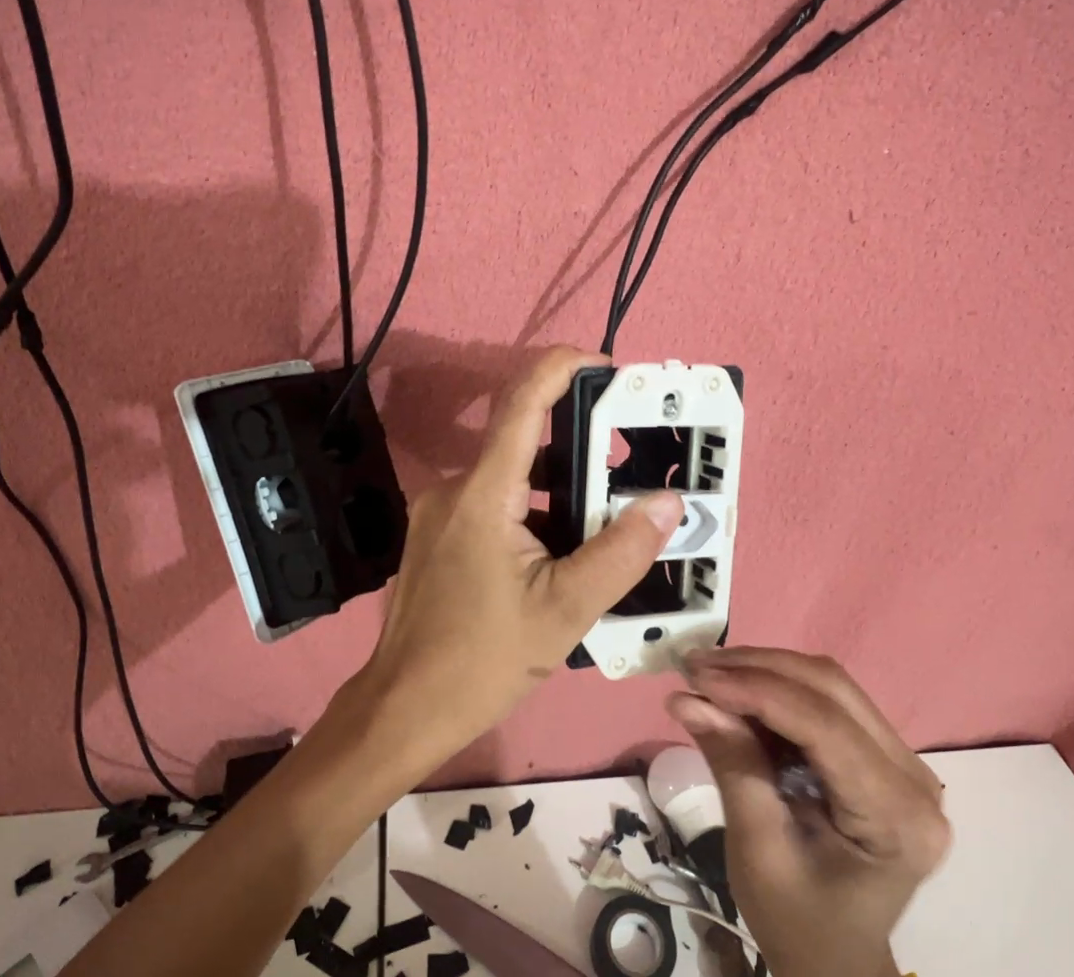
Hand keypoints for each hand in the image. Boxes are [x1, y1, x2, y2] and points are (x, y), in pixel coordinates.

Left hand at [354, 346, 684, 767]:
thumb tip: (668, 503)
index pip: (522, 402)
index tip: (608, 366)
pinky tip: (562, 554)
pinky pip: (493, 505)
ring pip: (511, 479)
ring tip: (608, 519)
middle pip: (522, 442)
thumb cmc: (482, 661)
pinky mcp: (438, 537)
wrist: (405, 708)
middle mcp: (455, 490)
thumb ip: (621, 552)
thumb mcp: (566, 610)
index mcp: (482, 494)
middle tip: (632, 468)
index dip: (563, 368)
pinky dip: (534, 513)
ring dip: (560, 490)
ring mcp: (440, 513)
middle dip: (581, 448)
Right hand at [666, 648, 948, 976]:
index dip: (758, 691)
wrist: (834, 956)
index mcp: (898, 817)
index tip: (696, 676)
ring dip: (766, 673)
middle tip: (694, 665)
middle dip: (759, 669)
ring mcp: (906, 764)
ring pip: (831, 688)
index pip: (825, 726)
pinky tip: (738, 693)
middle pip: (833, 692)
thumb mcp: (758, 851)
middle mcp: (915, 779)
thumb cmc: (797, 921)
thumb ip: (733, 766)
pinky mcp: (885, 758)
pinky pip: (830, 705)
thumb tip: (687, 698)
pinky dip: (778, 692)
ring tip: (708, 675)